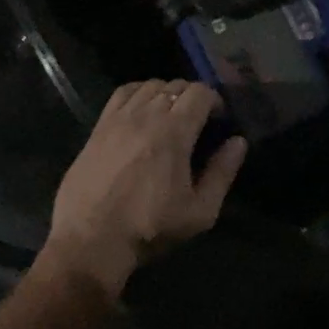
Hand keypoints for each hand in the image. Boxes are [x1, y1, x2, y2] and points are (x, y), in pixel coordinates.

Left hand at [45, 80, 247, 296]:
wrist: (90, 242)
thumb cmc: (149, 228)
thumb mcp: (200, 211)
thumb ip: (222, 173)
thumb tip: (238, 142)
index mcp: (174, 132)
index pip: (200, 93)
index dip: (215, 101)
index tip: (219, 121)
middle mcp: (145, 116)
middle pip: (175, 86)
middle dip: (193, 98)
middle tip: (198, 122)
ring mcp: (118, 119)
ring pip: (149, 86)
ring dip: (166, 94)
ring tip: (170, 116)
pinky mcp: (98, 128)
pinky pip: (122, 94)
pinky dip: (139, 94)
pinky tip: (142, 112)